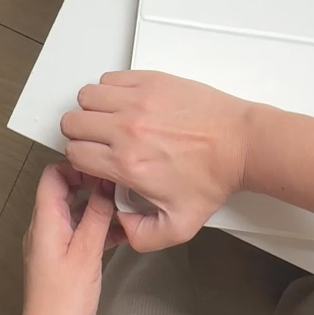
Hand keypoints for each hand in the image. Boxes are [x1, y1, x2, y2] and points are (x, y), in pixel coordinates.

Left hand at [2, 163, 121, 314]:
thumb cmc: (61, 308)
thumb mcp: (86, 253)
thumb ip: (97, 215)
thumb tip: (106, 186)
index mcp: (44, 222)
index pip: (53, 174)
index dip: (77, 167)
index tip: (102, 169)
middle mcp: (44, 229)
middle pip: (64, 190)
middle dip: (91, 184)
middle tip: (116, 185)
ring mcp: (51, 245)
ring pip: (74, 211)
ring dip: (97, 207)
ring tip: (122, 208)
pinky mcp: (60, 260)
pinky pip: (78, 231)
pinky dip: (96, 227)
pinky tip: (117, 233)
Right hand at [60, 71, 257, 250]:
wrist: (240, 143)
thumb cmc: (214, 176)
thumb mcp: (179, 225)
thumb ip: (143, 236)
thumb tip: (120, 225)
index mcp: (128, 164)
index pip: (75, 153)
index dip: (80, 159)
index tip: (94, 159)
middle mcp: (127, 129)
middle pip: (73, 121)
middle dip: (80, 133)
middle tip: (97, 139)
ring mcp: (138, 101)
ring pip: (88, 96)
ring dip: (93, 108)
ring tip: (109, 118)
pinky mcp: (151, 80)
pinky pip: (111, 78)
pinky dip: (112, 88)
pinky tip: (126, 102)